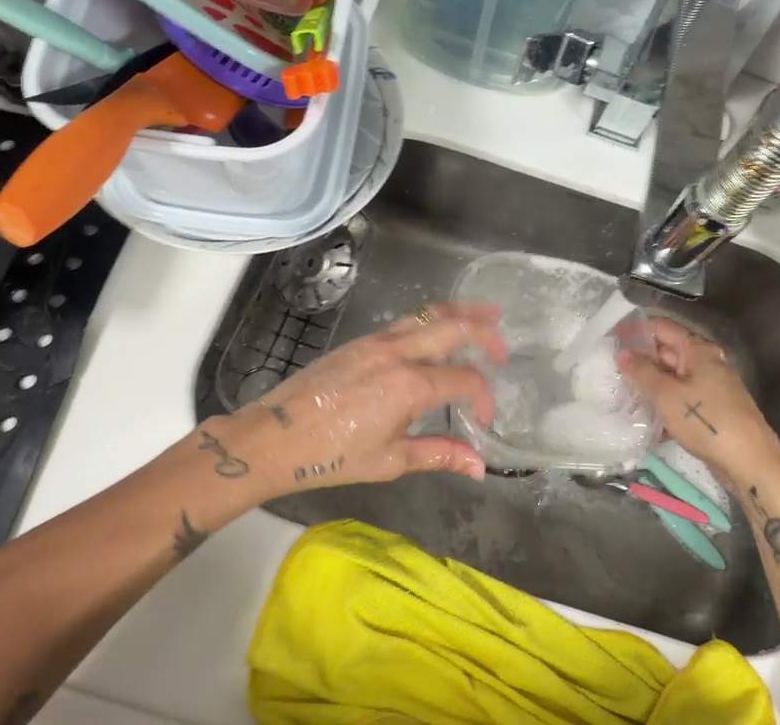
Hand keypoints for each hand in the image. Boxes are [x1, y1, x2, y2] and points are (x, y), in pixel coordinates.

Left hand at [211, 301, 506, 496]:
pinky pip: (407, 320)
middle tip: (505, 345)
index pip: (464, 379)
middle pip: (454, 327)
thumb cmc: (331, 456)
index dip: (484, 397)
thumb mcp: (390, 461)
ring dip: (461, 313)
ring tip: (486, 314)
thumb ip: (439, 455)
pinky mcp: (361, 341)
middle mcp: (398, 353)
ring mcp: (378, 341)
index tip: (484, 419)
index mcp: (409, 385)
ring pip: (429, 314)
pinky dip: (434, 319)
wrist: (274, 438)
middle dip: (485, 331)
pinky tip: (439, 330)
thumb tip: (479, 466)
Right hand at [618, 317, 779, 481]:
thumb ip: (642, 372)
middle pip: (667, 352)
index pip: (662, 328)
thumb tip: (623, 354)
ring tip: (621, 394)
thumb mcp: (667, 395)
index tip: (612, 340)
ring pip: (673, 378)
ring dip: (650, 385)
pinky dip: (664, 405)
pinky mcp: (712, 410)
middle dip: (640, 360)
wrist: (750, 461)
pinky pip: (682, 399)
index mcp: (698, 350)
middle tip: (611, 370)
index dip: (636, 330)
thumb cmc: (707, 421)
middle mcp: (706, 363)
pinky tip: (645, 420)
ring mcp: (711, 387)